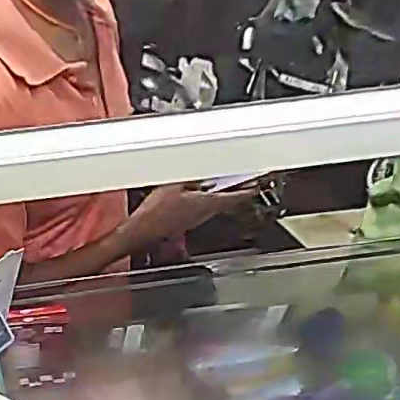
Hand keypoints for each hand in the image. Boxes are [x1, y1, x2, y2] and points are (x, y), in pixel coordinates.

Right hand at [120, 183, 254, 251]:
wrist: (140, 232)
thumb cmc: (154, 213)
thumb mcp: (174, 182)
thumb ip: (192, 174)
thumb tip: (203, 167)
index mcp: (206, 203)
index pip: (237, 196)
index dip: (251, 188)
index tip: (259, 181)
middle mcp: (203, 214)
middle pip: (227, 200)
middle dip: (237, 188)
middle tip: (245, 178)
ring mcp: (194, 220)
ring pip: (214, 204)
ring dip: (221, 194)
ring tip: (222, 182)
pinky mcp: (184, 223)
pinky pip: (200, 209)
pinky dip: (204, 199)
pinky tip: (197, 193)